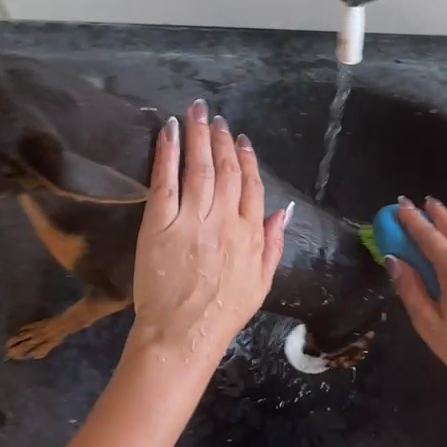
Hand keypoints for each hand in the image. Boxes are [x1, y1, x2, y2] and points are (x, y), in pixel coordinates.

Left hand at [128, 101, 289, 364]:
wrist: (184, 334)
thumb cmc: (224, 313)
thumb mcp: (262, 281)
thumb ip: (273, 243)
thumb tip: (286, 209)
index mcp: (251, 234)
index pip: (252, 185)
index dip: (247, 158)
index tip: (240, 139)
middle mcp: (225, 220)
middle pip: (226, 169)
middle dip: (220, 138)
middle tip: (213, 116)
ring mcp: (193, 220)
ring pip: (199, 168)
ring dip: (197, 135)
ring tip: (195, 112)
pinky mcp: (161, 224)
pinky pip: (166, 181)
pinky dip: (168, 153)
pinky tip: (168, 131)